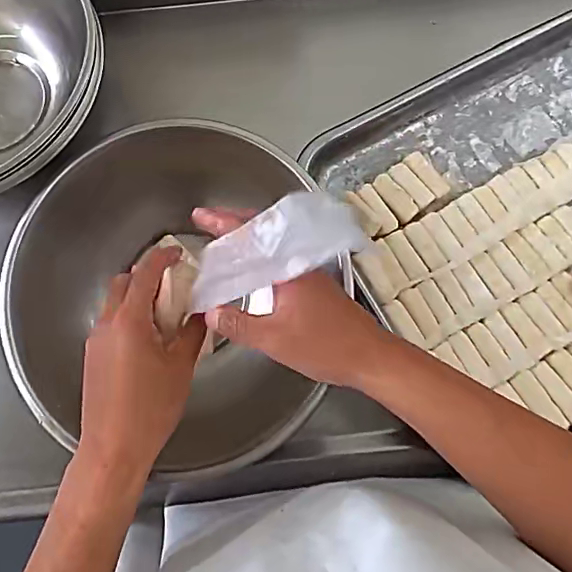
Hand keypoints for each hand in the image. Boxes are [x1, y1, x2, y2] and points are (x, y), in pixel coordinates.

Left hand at [78, 246, 205, 479]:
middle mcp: (107, 325)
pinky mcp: (93, 357)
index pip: (144, 274)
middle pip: (124, 283)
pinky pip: (110, 324)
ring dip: (137, 299)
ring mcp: (96, 341)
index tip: (175, 252)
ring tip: (164, 315)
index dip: (161, 257)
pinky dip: (128, 318)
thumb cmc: (149, 410)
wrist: (113, 448)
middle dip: (147, 276)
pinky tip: (148, 339)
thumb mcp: (181, 367)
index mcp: (130, 321)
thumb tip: (199, 314)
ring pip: (115, 303)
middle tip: (172, 284)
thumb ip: (192, 333)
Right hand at [192, 207, 404, 389]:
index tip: (201, 215)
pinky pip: (279, 261)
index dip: (222, 223)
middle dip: (233, 224)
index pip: (249, 237)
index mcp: (287, 270)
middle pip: (261, 233)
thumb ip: (239, 325)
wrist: (369, 356)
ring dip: (246, 240)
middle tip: (208, 221)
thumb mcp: (274, 340)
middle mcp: (298, 264)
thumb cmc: (328, 346)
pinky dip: (260, 257)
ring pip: (270, 247)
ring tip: (222, 242)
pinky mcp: (312, 285)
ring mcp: (307, 273)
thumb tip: (210, 313)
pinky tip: (250, 271)